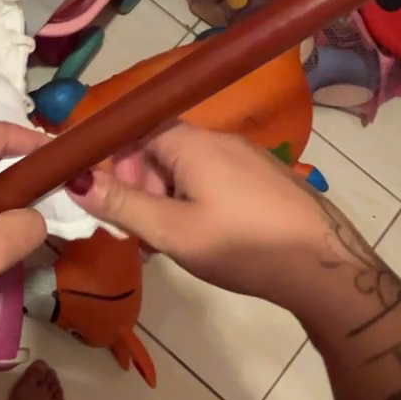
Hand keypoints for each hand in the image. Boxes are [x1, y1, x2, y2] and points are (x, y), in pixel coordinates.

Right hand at [71, 122, 355, 310]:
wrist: (328, 270)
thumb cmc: (242, 246)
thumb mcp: (172, 231)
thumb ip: (120, 205)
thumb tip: (72, 179)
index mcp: (192, 142)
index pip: (135, 129)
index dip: (114, 161)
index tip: (109, 199)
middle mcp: (218, 140)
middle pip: (158, 150)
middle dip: (138, 187)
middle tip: (138, 232)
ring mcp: (245, 159)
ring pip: (184, 169)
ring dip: (163, 200)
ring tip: (165, 244)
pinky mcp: (262, 179)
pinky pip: (211, 180)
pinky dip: (191, 203)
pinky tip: (198, 239)